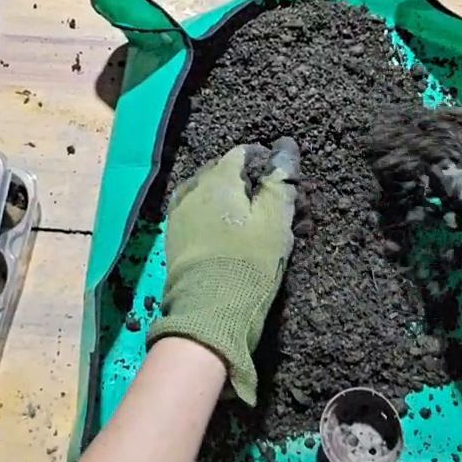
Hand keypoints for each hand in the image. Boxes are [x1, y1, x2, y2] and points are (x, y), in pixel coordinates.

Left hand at [149, 138, 299, 404]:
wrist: (207, 314)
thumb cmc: (247, 262)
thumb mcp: (275, 221)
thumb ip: (280, 181)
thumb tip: (285, 147)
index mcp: (218, 178)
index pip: (244, 153)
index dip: (266, 160)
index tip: (282, 180)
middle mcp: (193, 187)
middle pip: (224, 171)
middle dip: (248, 181)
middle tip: (272, 203)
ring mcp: (179, 212)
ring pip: (211, 193)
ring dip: (231, 200)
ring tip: (253, 221)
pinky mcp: (175, 237)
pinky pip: (199, 213)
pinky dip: (216, 216)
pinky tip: (230, 234)